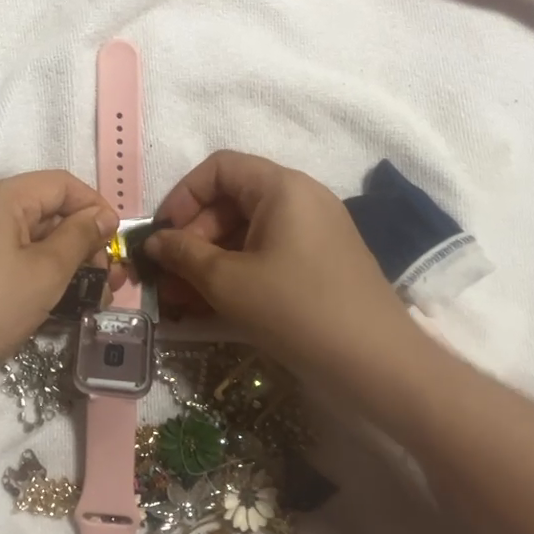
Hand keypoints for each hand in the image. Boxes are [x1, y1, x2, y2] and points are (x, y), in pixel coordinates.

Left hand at [0, 171, 116, 385]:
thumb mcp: (45, 273)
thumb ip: (78, 238)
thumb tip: (100, 215)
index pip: (60, 183)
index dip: (94, 207)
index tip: (115, 242)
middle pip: (39, 206)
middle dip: (77, 238)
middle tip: (103, 278)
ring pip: (17, 232)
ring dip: (53, 256)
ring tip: (79, 293)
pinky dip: (23, 265)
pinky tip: (38, 298)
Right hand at [147, 151, 417, 373]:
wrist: (378, 365)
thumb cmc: (297, 310)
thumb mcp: (228, 282)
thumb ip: (184, 254)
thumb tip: (154, 241)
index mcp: (282, 187)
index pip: (219, 168)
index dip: (183, 196)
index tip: (162, 235)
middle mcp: (301, 198)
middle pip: (232, 200)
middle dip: (193, 237)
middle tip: (167, 277)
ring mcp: (314, 231)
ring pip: (247, 232)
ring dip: (210, 260)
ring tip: (180, 299)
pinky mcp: (321, 263)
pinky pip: (267, 254)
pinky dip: (237, 272)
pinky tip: (211, 306)